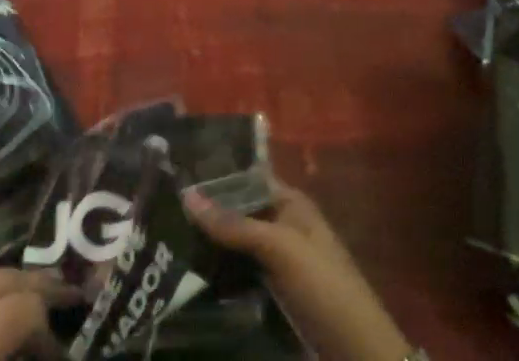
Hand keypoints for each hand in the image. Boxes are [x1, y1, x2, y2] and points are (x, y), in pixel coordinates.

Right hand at [183, 180, 412, 360]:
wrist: (358, 356)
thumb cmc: (325, 289)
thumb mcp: (279, 249)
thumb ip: (233, 223)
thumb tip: (185, 194)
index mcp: (291, 205)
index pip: (245, 178)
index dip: (214, 176)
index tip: (175, 175)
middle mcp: (282, 226)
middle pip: (236, 210)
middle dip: (204, 211)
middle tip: (160, 208)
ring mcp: (277, 260)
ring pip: (233, 241)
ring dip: (206, 241)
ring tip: (163, 235)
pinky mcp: (271, 290)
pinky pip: (236, 269)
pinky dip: (216, 267)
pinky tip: (185, 266)